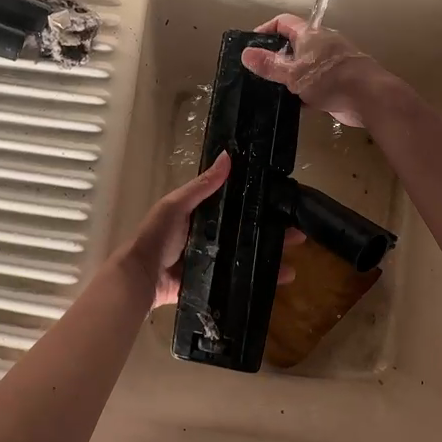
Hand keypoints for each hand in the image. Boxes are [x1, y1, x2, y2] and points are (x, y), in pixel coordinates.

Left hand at [121, 154, 298, 310]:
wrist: (141, 278)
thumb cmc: (158, 237)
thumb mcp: (177, 205)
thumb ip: (201, 186)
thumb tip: (228, 156)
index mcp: (201, 217)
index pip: (235, 207)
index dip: (257, 205)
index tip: (282, 202)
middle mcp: (209, 238)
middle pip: (246, 234)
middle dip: (272, 234)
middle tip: (299, 234)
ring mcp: (211, 263)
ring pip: (246, 259)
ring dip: (270, 260)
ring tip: (295, 263)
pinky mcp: (211, 285)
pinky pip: (238, 283)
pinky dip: (258, 283)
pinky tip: (279, 282)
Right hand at [238, 13, 391, 127]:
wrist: (370, 99)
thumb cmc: (330, 80)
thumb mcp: (294, 74)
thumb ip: (269, 65)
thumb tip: (245, 53)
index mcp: (311, 35)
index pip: (284, 22)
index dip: (266, 29)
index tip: (251, 45)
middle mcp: (323, 44)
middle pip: (294, 44)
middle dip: (276, 56)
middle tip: (258, 71)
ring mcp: (332, 64)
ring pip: (304, 66)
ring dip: (290, 76)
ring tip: (271, 89)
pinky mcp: (339, 82)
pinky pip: (315, 83)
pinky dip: (303, 91)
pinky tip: (292, 105)